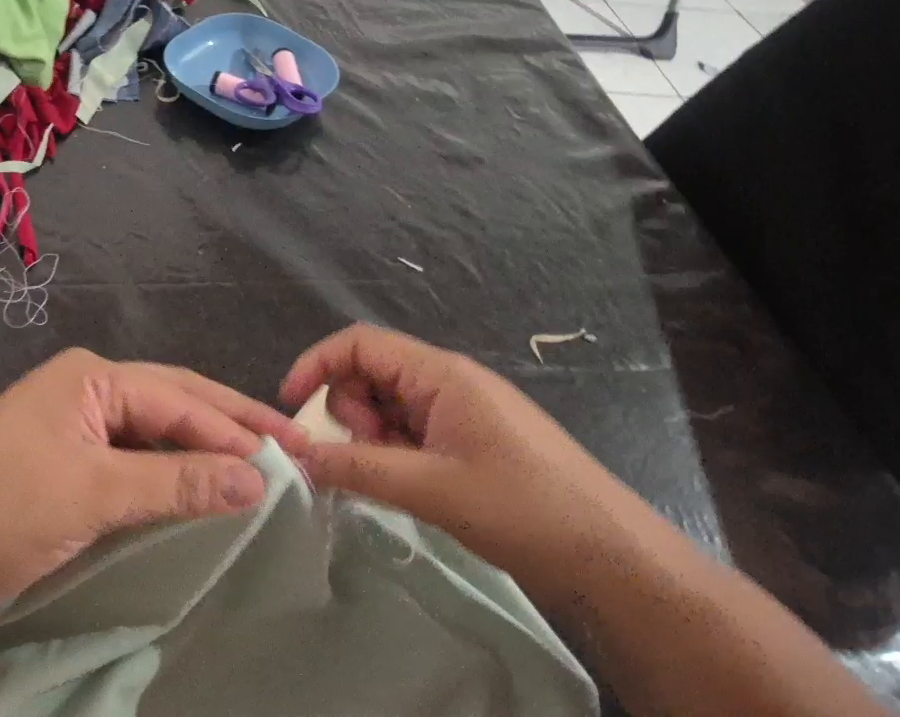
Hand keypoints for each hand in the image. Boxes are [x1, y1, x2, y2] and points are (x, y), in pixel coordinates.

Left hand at [0, 350, 306, 626]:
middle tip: (291, 444)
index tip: (288, 454)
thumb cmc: (3, 509)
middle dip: (229, 425)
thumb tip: (256, 478)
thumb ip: (175, 481)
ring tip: (259, 465)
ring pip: (156, 433)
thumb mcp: (94, 492)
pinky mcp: (70, 466)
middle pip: (173, 403)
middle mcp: (86, 390)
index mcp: (88, 375)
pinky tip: (204, 486)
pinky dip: (171, 474)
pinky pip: (136, 461)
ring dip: (203, 450)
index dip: (233, 427)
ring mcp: (76, 428)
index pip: (177, 397)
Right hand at [280, 323, 648, 577]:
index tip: (290, 407)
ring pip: (389, 407)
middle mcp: (447, 382)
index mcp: (440, 374)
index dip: (317, 365)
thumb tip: (298, 456)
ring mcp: (461, 411)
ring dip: (373, 439)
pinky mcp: (470, 440)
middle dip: (349, 413)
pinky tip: (409, 489)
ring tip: (395, 483)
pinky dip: (395, 454)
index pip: (361, 344)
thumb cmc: (521, 507)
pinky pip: (412, 433)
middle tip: (364, 461)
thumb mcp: (430, 488)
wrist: (609, 555)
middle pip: (370, 374)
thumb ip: (358, 469)